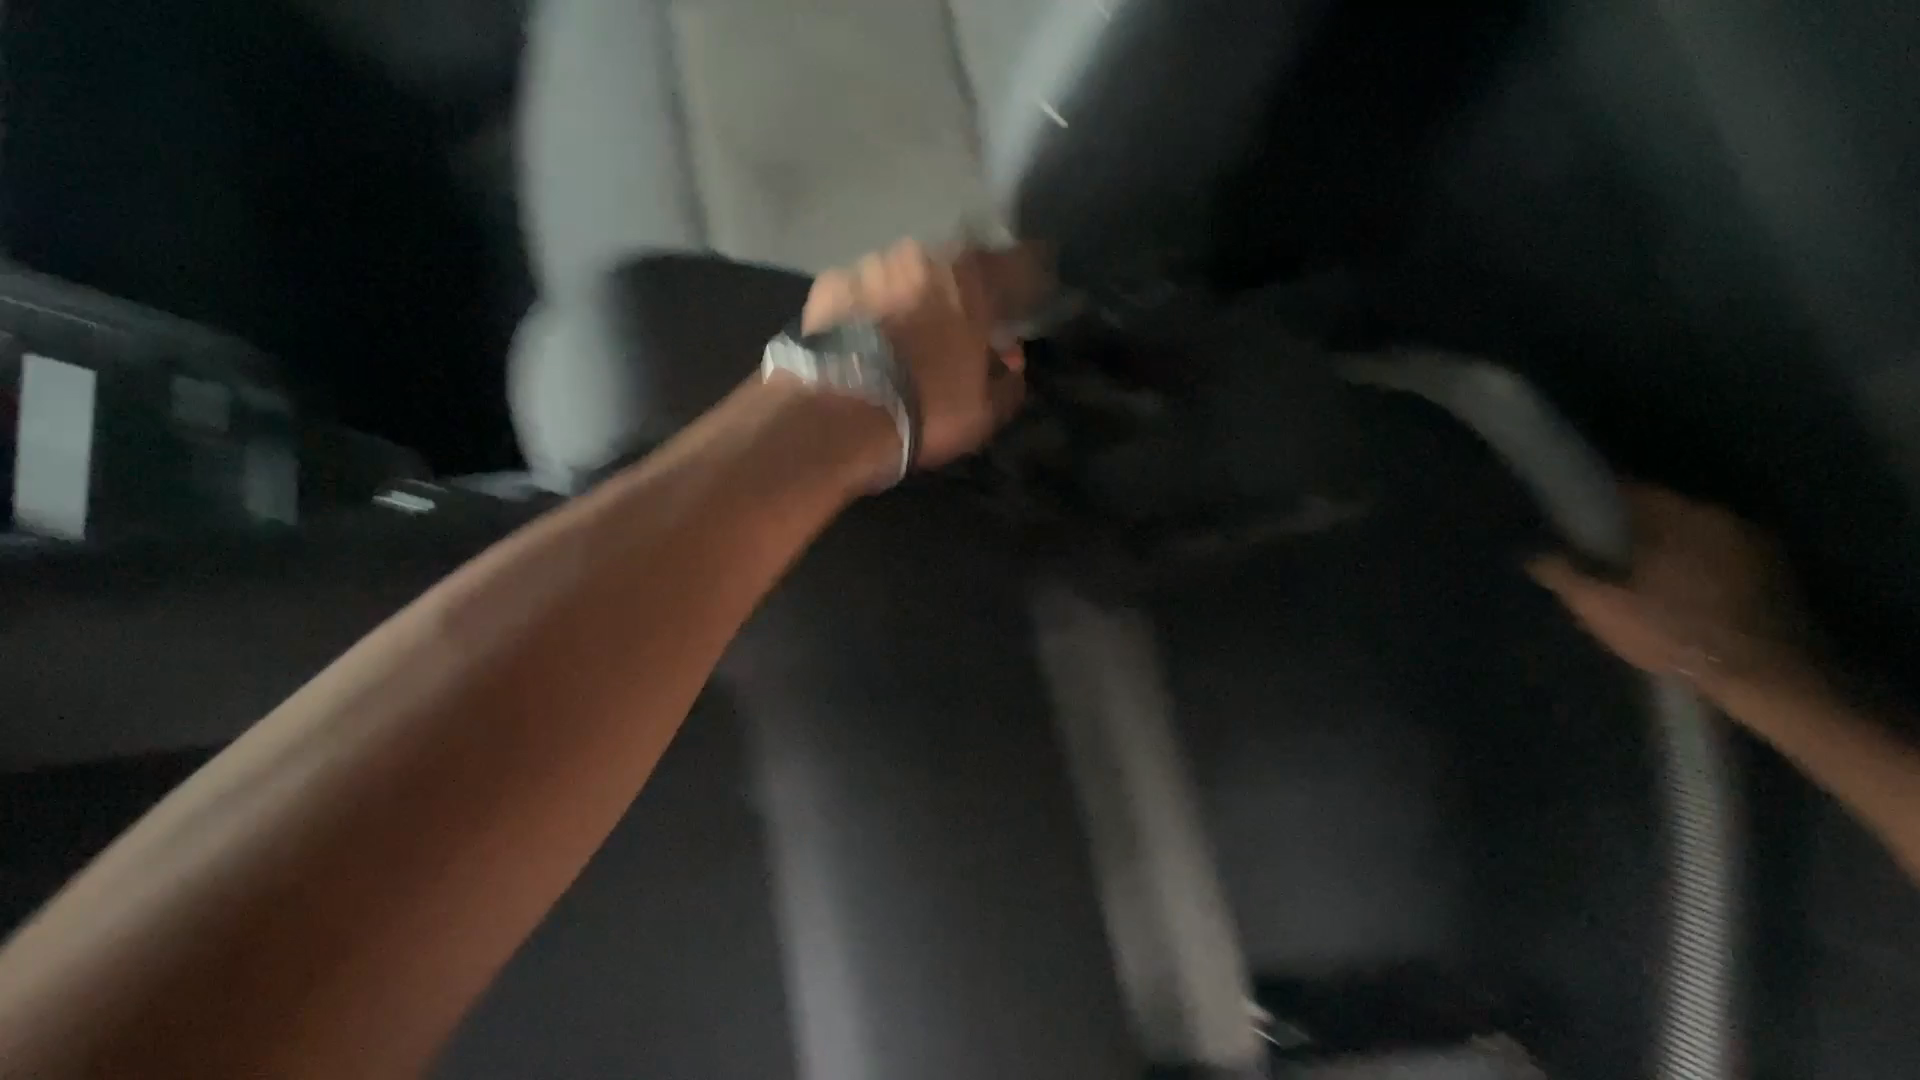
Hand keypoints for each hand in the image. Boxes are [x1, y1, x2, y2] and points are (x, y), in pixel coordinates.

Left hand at [801, 239, 1026, 469]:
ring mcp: (873, 265)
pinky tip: (869, 333)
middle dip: (966, 288)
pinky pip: (865, 290)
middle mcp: (925, 258)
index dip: (1031, 275)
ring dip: (916, 293)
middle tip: (966, 318)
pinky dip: (872, 306)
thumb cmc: (926, 410)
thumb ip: (1008, 381)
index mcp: (974, 282)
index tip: (1035, 288)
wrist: (840, 415)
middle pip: (958, 264)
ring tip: (911, 328)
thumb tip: (1011, 363)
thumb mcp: (985, 411)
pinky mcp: (831, 284)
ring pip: (908, 272)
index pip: (1020, 263)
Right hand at [1528, 485, 1810, 689]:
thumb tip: (1536, 555)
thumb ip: (1564, 574)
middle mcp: (1722, 517)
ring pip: (1692, 536)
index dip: (1592, 502)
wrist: (1769, 678)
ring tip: (1636, 578)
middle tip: (1598, 554)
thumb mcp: (1600, 607)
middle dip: (1629, 530)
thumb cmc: (1675, 632)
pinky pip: (1718, 557)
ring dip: (1665, 549)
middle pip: (1661, 512)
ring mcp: (1757, 545)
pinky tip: (1676, 595)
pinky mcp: (1777, 574)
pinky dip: (1694, 567)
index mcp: (1680, 515)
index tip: (1569, 519)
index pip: (1627, 489)